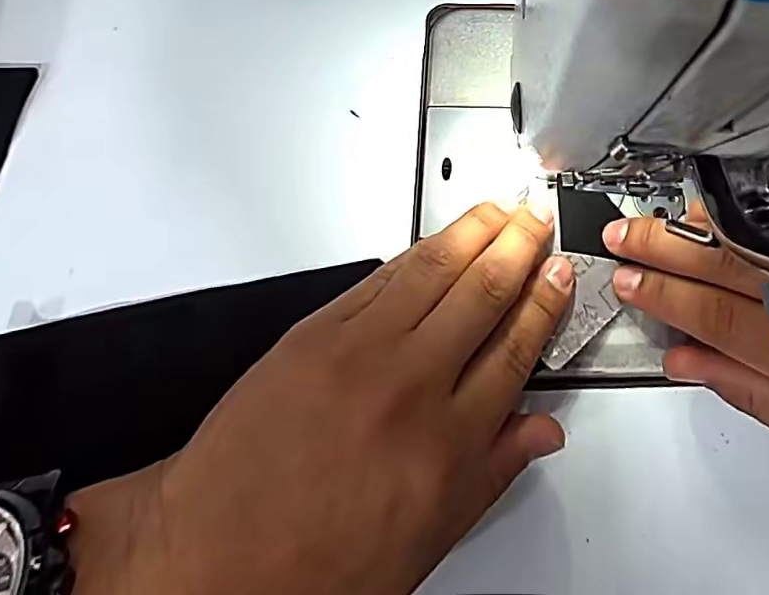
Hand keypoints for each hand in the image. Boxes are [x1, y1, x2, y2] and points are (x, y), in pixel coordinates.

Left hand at [85, 198, 573, 594]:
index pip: (515, 347)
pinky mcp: (318, 330)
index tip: (558, 273)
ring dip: (475, 230)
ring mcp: (362, 350)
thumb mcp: (428, 536)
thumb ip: (495, 470)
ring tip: (500, 209)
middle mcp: (411, 386)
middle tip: (537, 218)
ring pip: (436, 270)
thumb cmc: (315, 564)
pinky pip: (381, 277)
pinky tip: (438, 237)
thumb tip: (542, 432)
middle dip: (519, 246)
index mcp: (448, 444)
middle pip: (483, 292)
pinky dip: (418, 250)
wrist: (209, 555)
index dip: (543, 301)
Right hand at [599, 203, 768, 504]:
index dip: (660, 294)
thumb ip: (747, 390)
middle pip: (720, 261)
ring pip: (752, 228)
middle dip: (659, 245)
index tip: (627, 281)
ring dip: (696, 222)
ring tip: (658, 221)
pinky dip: (751, 206)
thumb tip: (686, 360)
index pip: (710, 312)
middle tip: (621, 235)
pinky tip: (722, 205)